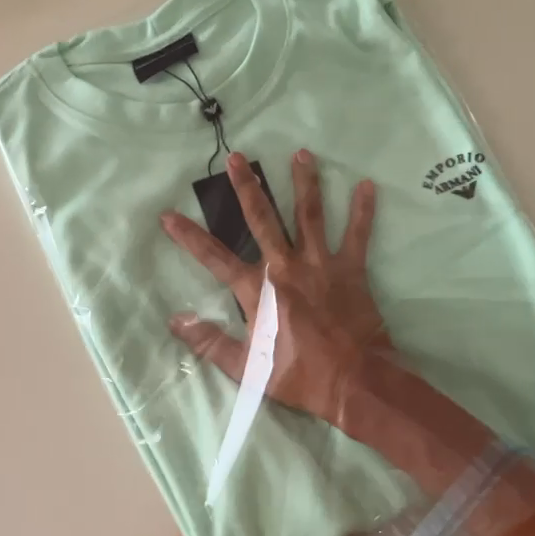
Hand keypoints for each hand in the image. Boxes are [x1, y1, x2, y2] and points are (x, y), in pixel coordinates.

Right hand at [160, 149, 389, 430]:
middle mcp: (286, 267)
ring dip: (305, 183)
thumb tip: (176, 320)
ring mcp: (321, 265)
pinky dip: (362, 211)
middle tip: (238, 158)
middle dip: (248, 187)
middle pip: (262, 219)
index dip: (188, 237)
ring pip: (310, 215)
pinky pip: (357, 235)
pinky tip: (366, 186)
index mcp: (258, 290)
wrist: (354, 382)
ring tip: (301, 153)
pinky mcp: (352, 271)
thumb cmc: (300, 376)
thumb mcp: (247, 368)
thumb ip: (210, 342)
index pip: (215, 258)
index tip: (168, 215)